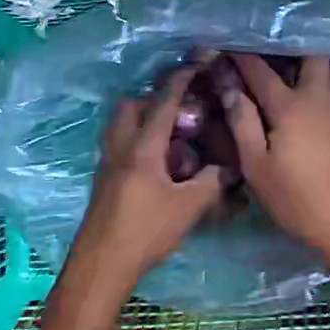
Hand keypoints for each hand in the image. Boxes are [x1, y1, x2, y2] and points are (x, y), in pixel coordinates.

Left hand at [73, 66, 225, 286]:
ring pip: (120, 126)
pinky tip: (157, 165)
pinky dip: (137, 142)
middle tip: (180, 113)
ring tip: (171, 138)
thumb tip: (227, 168)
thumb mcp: (188, 208)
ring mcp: (108, 164)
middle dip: (153, 99)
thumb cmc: (145, 232)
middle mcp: (120, 148)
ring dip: (143, 121)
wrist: (101, 265)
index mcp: (142, 148)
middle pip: (130, 106)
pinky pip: (119, 146)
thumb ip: (210, 183)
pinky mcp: (104, 181)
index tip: (195, 64)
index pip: (163, 103)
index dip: (180, 81)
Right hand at [216, 54, 329, 261]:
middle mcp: (318, 99)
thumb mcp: (256, 166)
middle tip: (273, 48)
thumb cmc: (295, 199)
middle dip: (292, 45)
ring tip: (299, 63)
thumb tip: (229, 89)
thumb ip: (242, 122)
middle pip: (312, 55)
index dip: (242, 55)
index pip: (260, 70)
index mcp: (289, 107)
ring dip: (317, 61)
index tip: (227, 44)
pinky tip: (316, 95)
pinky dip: (328, 82)